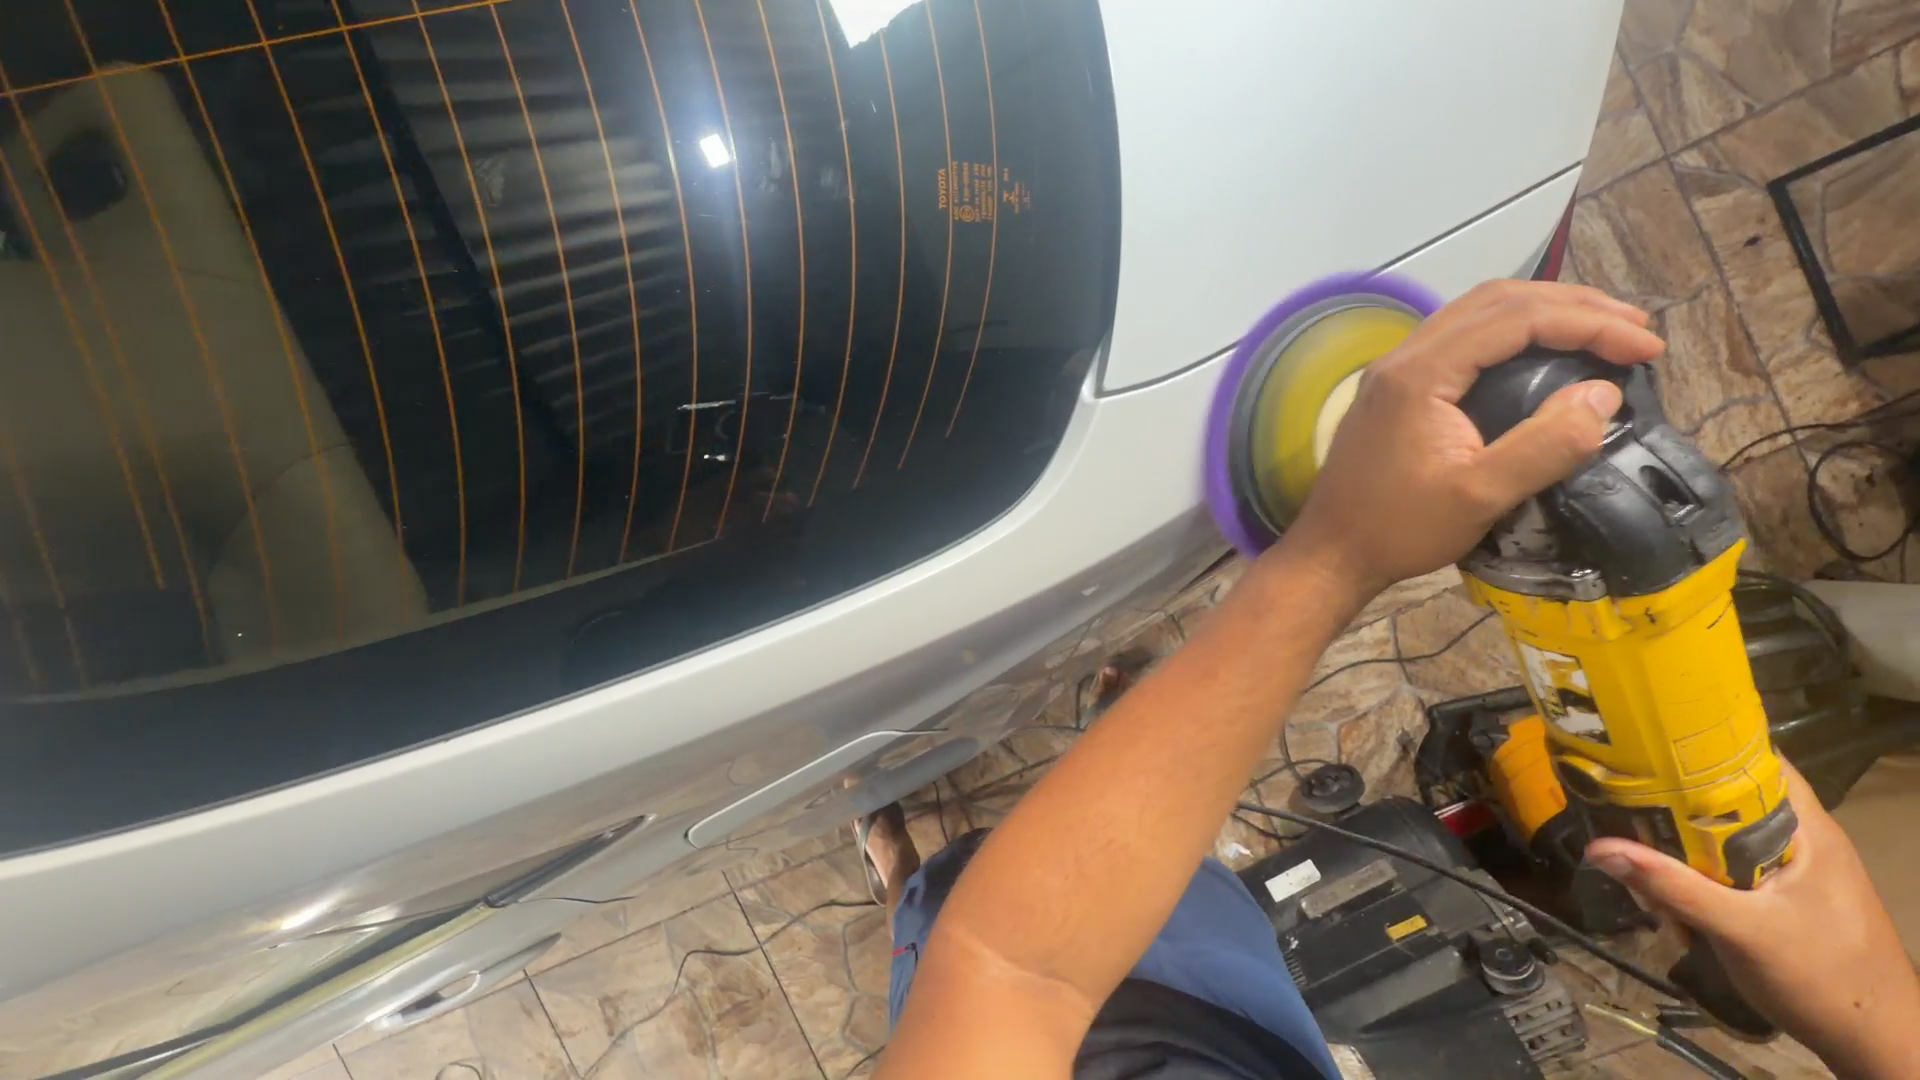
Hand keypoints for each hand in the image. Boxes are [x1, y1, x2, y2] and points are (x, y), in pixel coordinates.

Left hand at [1280, 280, 1663, 595]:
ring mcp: (1390, 374)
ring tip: (1600, 335)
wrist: (1332, 552)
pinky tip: (1539, 357)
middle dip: (1570, 306)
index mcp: (1418, 375)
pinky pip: (1455, 341)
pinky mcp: (1391, 392)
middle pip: (1493, 301)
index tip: (1648, 348)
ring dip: (1539, 315)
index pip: (1515, 318)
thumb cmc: (1398, 529)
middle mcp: (1400, 360)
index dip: (1590, 323)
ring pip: (1471, 316)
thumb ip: (1544, 445)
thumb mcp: (1479, 497)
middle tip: (1634, 332)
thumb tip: (1603, 393)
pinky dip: (1506, 336)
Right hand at [1589, 763, 1919, 1079]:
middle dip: (1673, 789)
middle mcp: (1801, 839)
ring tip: (1625, 826)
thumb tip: (1599, 848)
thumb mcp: (1745, 933)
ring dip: (1676, 829)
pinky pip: (1723, 857)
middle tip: (1616, 783)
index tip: (1644, 735)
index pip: (1755, 760)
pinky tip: (1659, 870)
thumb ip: (1674, 888)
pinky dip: (1689, 857)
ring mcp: (1790, 867)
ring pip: (1721, 827)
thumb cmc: (1830, 983)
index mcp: (1808, 831)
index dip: (1700, 742)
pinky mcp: (1777, 892)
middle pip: (1728, 792)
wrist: (1881, 1049)